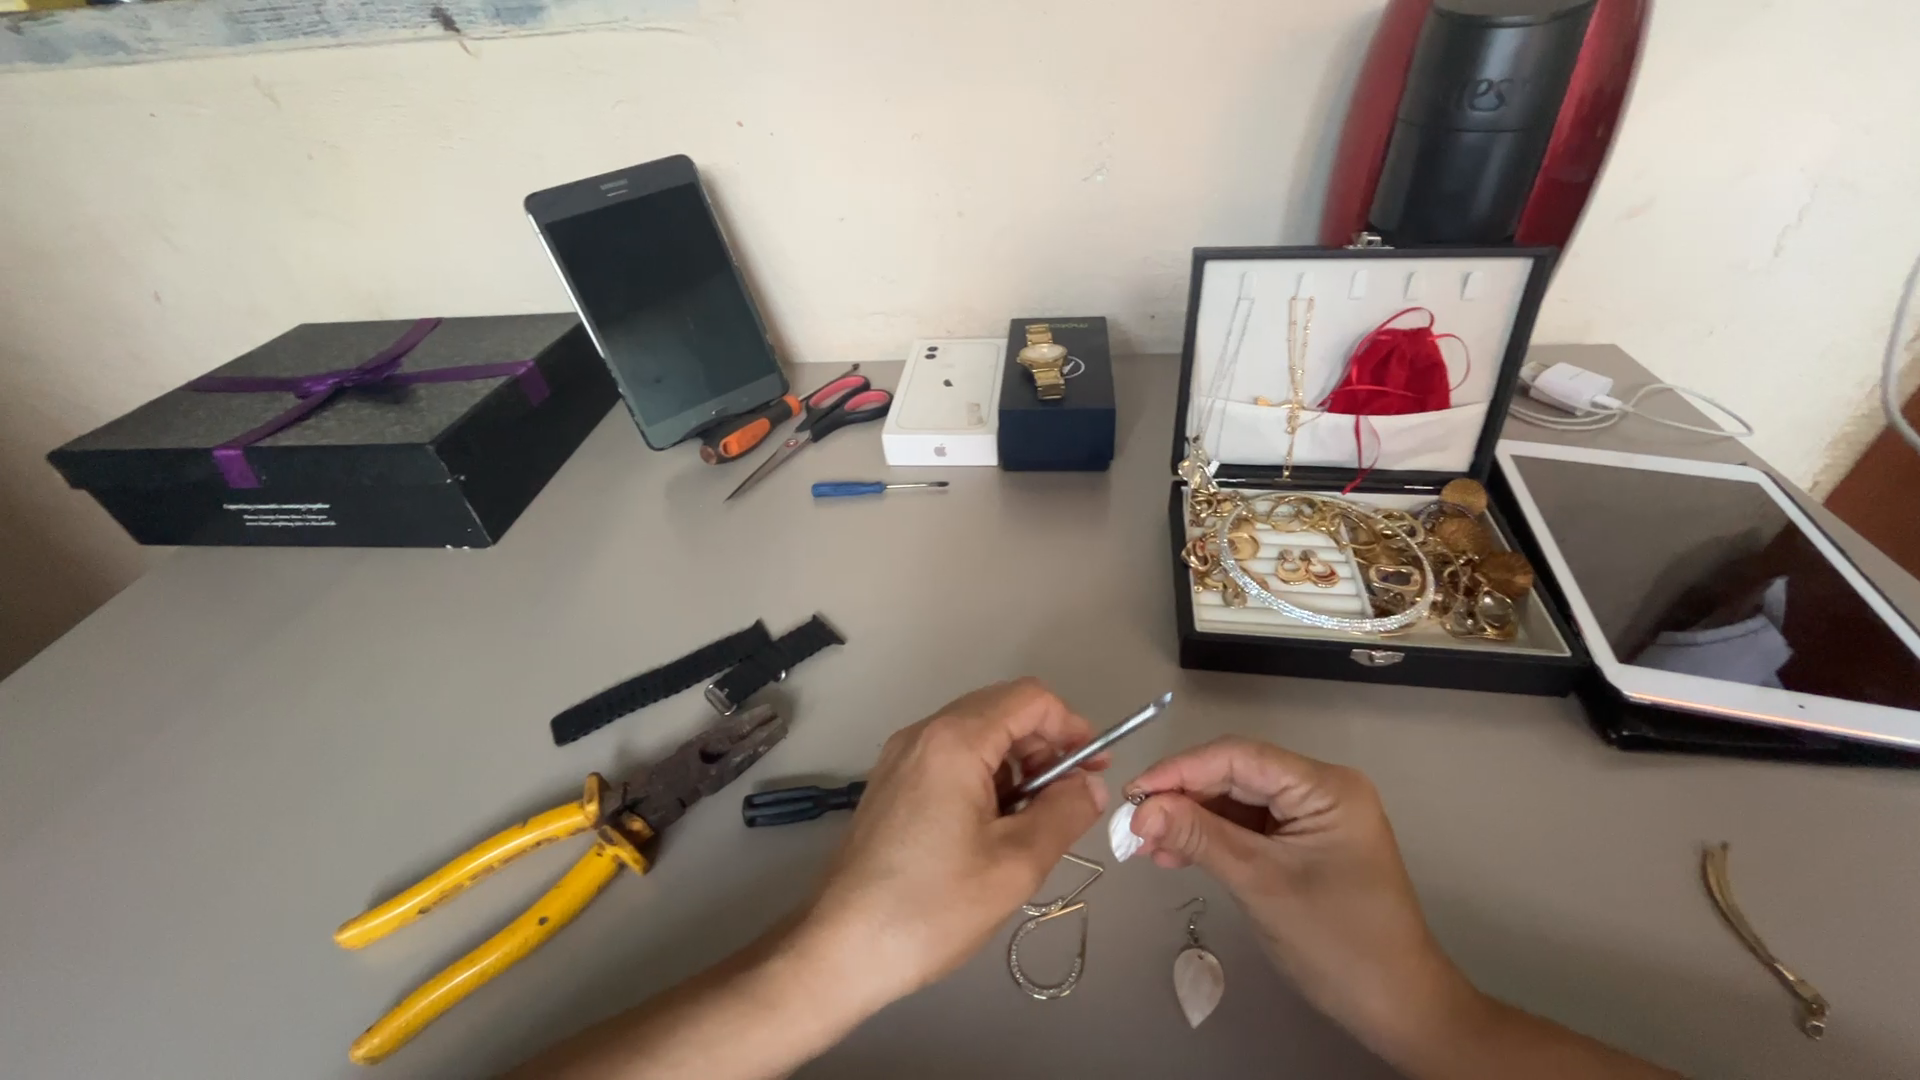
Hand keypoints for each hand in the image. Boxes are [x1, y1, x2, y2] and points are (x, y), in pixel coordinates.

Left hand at [798, 678, 1109, 1007]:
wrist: (839, 947)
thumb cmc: (932, 906)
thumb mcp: (1016, 863)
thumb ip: (1064, 812)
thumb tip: (1090, 785)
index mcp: (954, 740)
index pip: (1029, 698)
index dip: (1071, 726)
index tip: (1093, 769)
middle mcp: (924, 733)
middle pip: (1002, 710)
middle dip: (1045, 746)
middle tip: (1071, 798)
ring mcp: (902, 756)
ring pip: (977, 735)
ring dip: (1016, 765)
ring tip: (1033, 821)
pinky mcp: (892, 782)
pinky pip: (950, 757)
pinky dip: (984, 777)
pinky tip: (994, 827)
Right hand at [1124, 738, 1472, 1054]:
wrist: (1398, 1011)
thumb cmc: (1338, 942)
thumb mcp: (1260, 883)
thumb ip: (1198, 837)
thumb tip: (1139, 810)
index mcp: (1325, 786)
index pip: (1239, 756)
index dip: (1180, 769)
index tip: (1133, 792)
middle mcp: (1319, 789)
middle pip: (1234, 775)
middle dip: (1182, 798)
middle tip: (1134, 823)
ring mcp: (1310, 816)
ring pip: (1234, 802)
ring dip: (1190, 821)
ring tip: (1147, 846)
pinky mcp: (1300, 842)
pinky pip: (1245, 827)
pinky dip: (1209, 839)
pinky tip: (1174, 855)